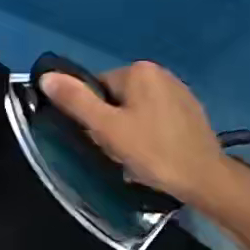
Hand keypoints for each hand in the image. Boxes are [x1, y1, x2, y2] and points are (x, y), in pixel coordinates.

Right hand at [39, 61, 247, 210]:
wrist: (204, 178)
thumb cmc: (152, 152)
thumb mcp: (107, 129)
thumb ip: (75, 101)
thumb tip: (46, 76)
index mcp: (138, 70)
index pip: (97, 88)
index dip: (94, 116)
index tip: (104, 139)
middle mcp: (159, 72)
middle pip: (116, 97)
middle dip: (113, 123)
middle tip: (120, 151)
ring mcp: (178, 90)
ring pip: (136, 109)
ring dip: (131, 129)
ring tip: (139, 155)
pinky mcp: (190, 109)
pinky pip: (156, 116)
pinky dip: (150, 133)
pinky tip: (156, 152)